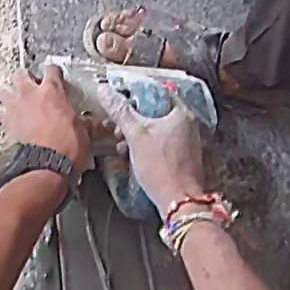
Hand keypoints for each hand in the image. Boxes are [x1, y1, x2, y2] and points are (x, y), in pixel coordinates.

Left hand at [0, 64, 89, 170]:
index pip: (50, 71)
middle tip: (32, 88)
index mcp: (51, 92)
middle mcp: (29, 94)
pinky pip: (1, 114)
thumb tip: (92, 122)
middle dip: (25, 79)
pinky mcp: (4, 124)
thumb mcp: (83, 133)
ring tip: (18, 103)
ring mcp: (14, 107)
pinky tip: (12, 123)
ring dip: (11, 95)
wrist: (42, 167)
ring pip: (5, 91)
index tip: (54, 75)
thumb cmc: (66, 146)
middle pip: (20, 74)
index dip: (52, 72)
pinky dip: (5, 117)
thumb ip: (85, 123)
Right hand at [101, 84, 206, 210]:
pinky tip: (130, 154)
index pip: (156, 91)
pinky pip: (159, 141)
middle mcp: (187, 123)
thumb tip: (103, 88)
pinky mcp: (181, 154)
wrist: (179, 201)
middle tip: (116, 126)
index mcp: (181, 113)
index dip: (134, 92)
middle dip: (132, 118)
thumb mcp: (135, 135)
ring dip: (135, 133)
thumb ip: (120, 111)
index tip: (117, 98)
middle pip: (153, 110)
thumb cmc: (160, 166)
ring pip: (154, 127)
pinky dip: (144, 143)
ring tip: (121, 143)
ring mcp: (185, 140)